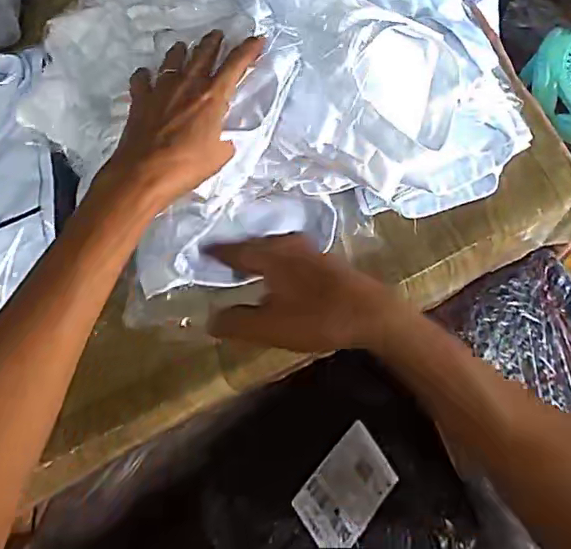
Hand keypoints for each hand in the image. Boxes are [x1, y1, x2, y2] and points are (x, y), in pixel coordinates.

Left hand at [93, 31, 265, 216]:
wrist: (141, 176)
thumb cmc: (187, 165)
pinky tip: (146, 74)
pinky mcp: (140, 102)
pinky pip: (142, 80)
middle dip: (214, 42)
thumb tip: (223, 136)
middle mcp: (189, 86)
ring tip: (184, 46)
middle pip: (203, 54)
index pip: (236, 64)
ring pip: (173, 61)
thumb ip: (226, 137)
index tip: (258, 38)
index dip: (249, 49)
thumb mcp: (221, 153)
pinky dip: (145, 75)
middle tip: (218, 34)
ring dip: (181, 51)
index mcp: (213, 96)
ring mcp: (161, 91)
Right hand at [205, 235, 414, 353]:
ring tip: (242, 267)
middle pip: (258, 244)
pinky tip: (275, 275)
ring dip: (259, 255)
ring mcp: (312, 251)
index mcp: (274, 256)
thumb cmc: (317, 318)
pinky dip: (275, 260)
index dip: (218, 252)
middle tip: (217, 258)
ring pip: (276, 248)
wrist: (370, 312)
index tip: (200, 250)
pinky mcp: (326, 262)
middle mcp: (292, 246)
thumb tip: (210, 316)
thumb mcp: (269, 327)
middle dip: (238, 251)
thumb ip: (236, 322)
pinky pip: (290, 254)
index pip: (238, 250)